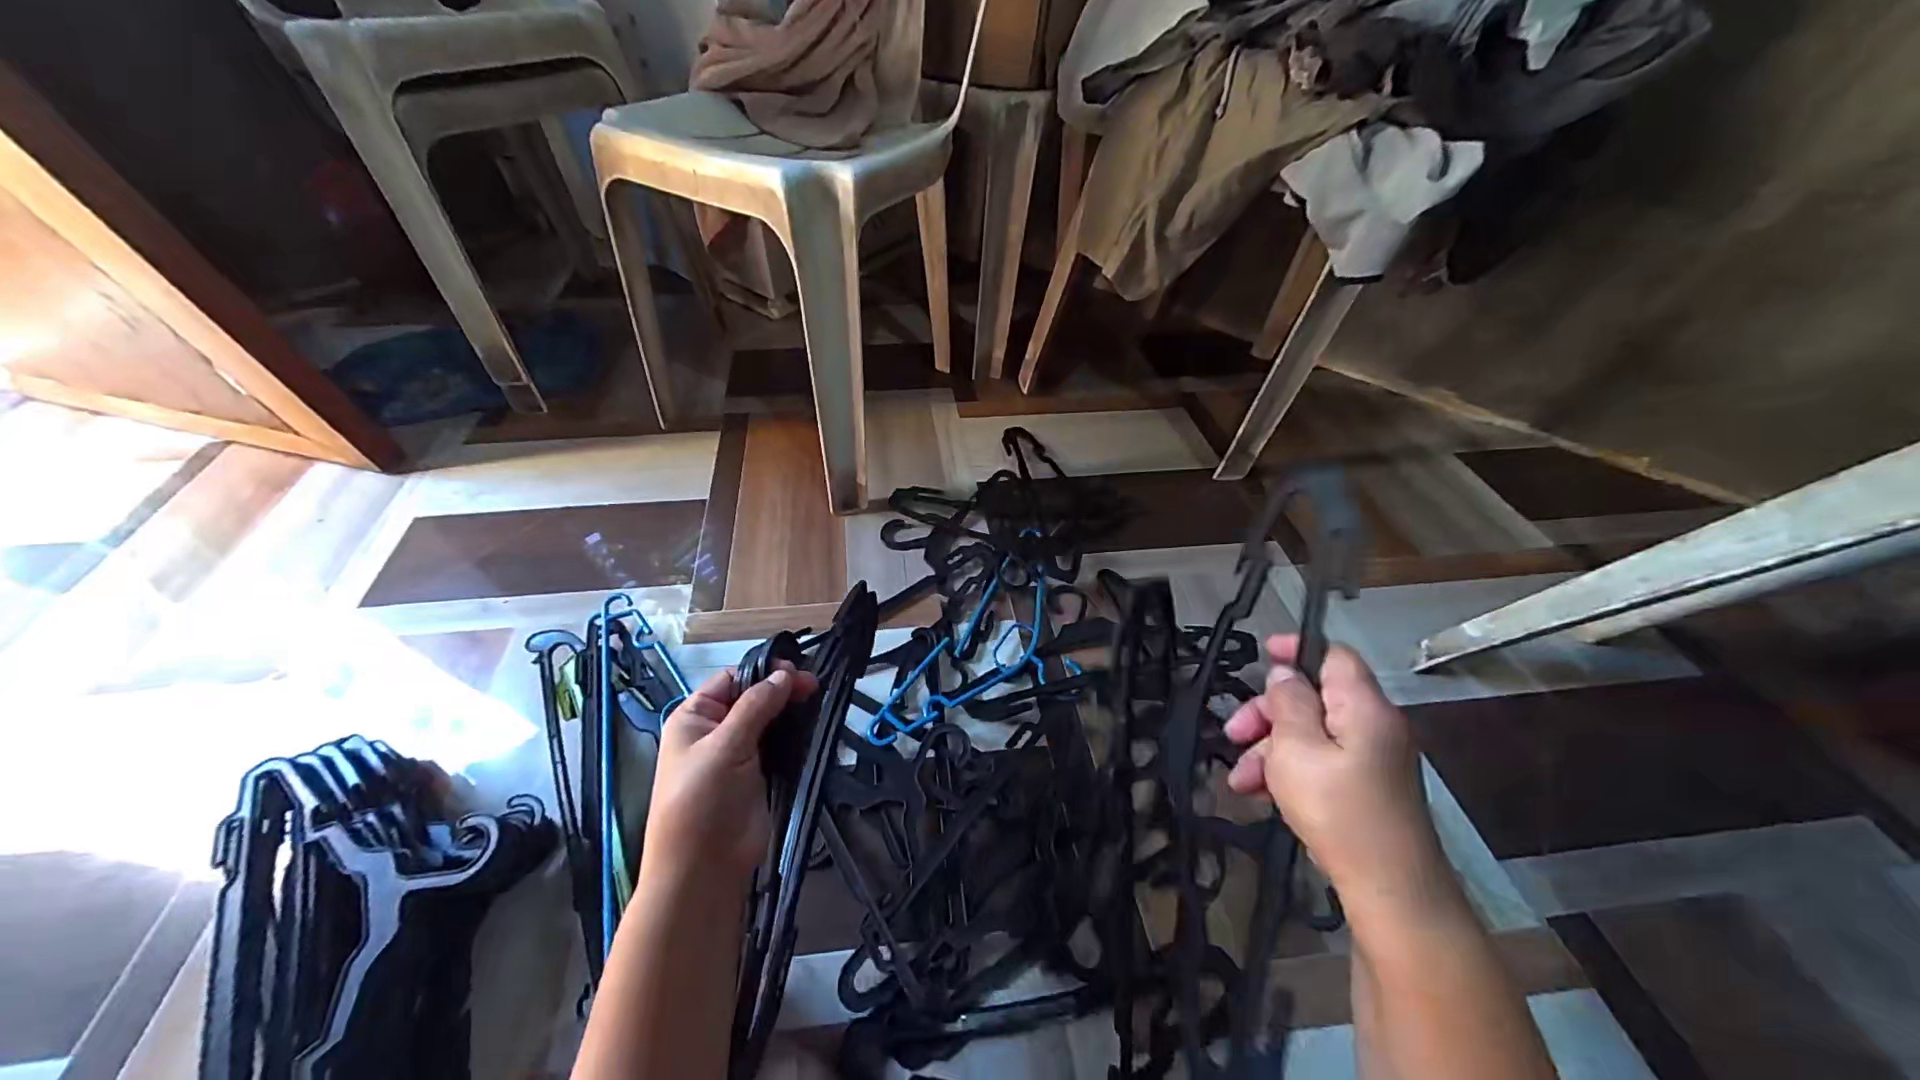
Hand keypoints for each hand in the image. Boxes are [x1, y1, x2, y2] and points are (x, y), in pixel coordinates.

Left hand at [644, 664, 819, 881]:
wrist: (704, 867)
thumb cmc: (702, 799)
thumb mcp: (724, 745)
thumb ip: (756, 706)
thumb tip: (784, 676)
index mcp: (695, 717)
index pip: (731, 680)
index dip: (762, 673)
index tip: (795, 671)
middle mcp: (716, 731)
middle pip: (754, 698)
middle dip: (781, 690)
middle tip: (814, 686)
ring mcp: (740, 754)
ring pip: (771, 721)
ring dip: (792, 711)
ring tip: (818, 701)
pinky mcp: (761, 774)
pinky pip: (781, 745)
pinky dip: (797, 734)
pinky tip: (815, 724)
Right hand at [1224, 635, 1447, 918]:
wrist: (1390, 890)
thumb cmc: (1338, 811)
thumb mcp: (1297, 750)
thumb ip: (1288, 703)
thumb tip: (1285, 674)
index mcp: (1364, 708)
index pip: (1335, 655)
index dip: (1297, 648)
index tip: (1263, 654)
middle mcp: (1374, 726)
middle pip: (1314, 697)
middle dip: (1268, 713)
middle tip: (1234, 733)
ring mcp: (1371, 759)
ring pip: (1309, 733)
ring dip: (1269, 749)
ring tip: (1239, 780)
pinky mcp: (1364, 787)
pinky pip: (1319, 762)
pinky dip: (1288, 770)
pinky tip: (1259, 793)